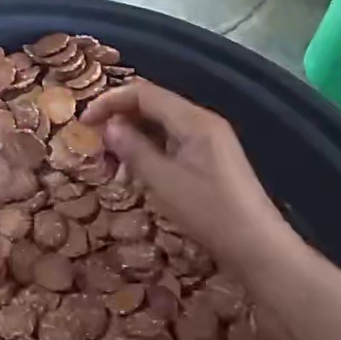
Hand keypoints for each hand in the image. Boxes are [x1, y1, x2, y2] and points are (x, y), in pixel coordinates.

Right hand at [80, 81, 291, 265]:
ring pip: (162, 124)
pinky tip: (138, 169)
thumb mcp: (163, 182)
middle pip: (153, 104)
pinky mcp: (212, 158)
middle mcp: (203, 121)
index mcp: (193, 120)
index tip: (83, 122)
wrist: (257, 245)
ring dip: (134, 135)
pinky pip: (174, 140)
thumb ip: (133, 149)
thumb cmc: (209, 211)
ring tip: (111, 160)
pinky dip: (151, 148)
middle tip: (94, 143)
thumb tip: (108, 126)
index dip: (110, 102)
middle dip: (120, 118)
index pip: (144, 93)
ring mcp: (210, 139)